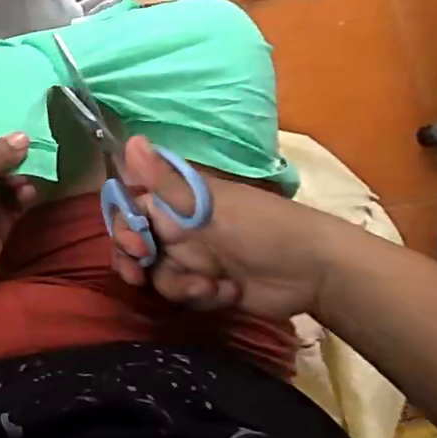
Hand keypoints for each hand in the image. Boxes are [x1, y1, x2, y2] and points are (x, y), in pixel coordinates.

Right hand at [108, 136, 331, 319]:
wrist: (312, 271)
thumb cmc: (261, 227)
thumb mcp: (210, 205)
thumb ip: (166, 181)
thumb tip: (130, 140)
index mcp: (180, 202)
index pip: (133, 212)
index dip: (124, 230)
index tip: (136, 247)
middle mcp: (182, 229)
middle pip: (138, 248)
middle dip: (138, 264)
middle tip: (140, 276)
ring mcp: (195, 259)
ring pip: (160, 276)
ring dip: (179, 284)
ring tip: (209, 285)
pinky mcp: (209, 287)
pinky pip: (184, 296)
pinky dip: (203, 297)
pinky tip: (227, 293)